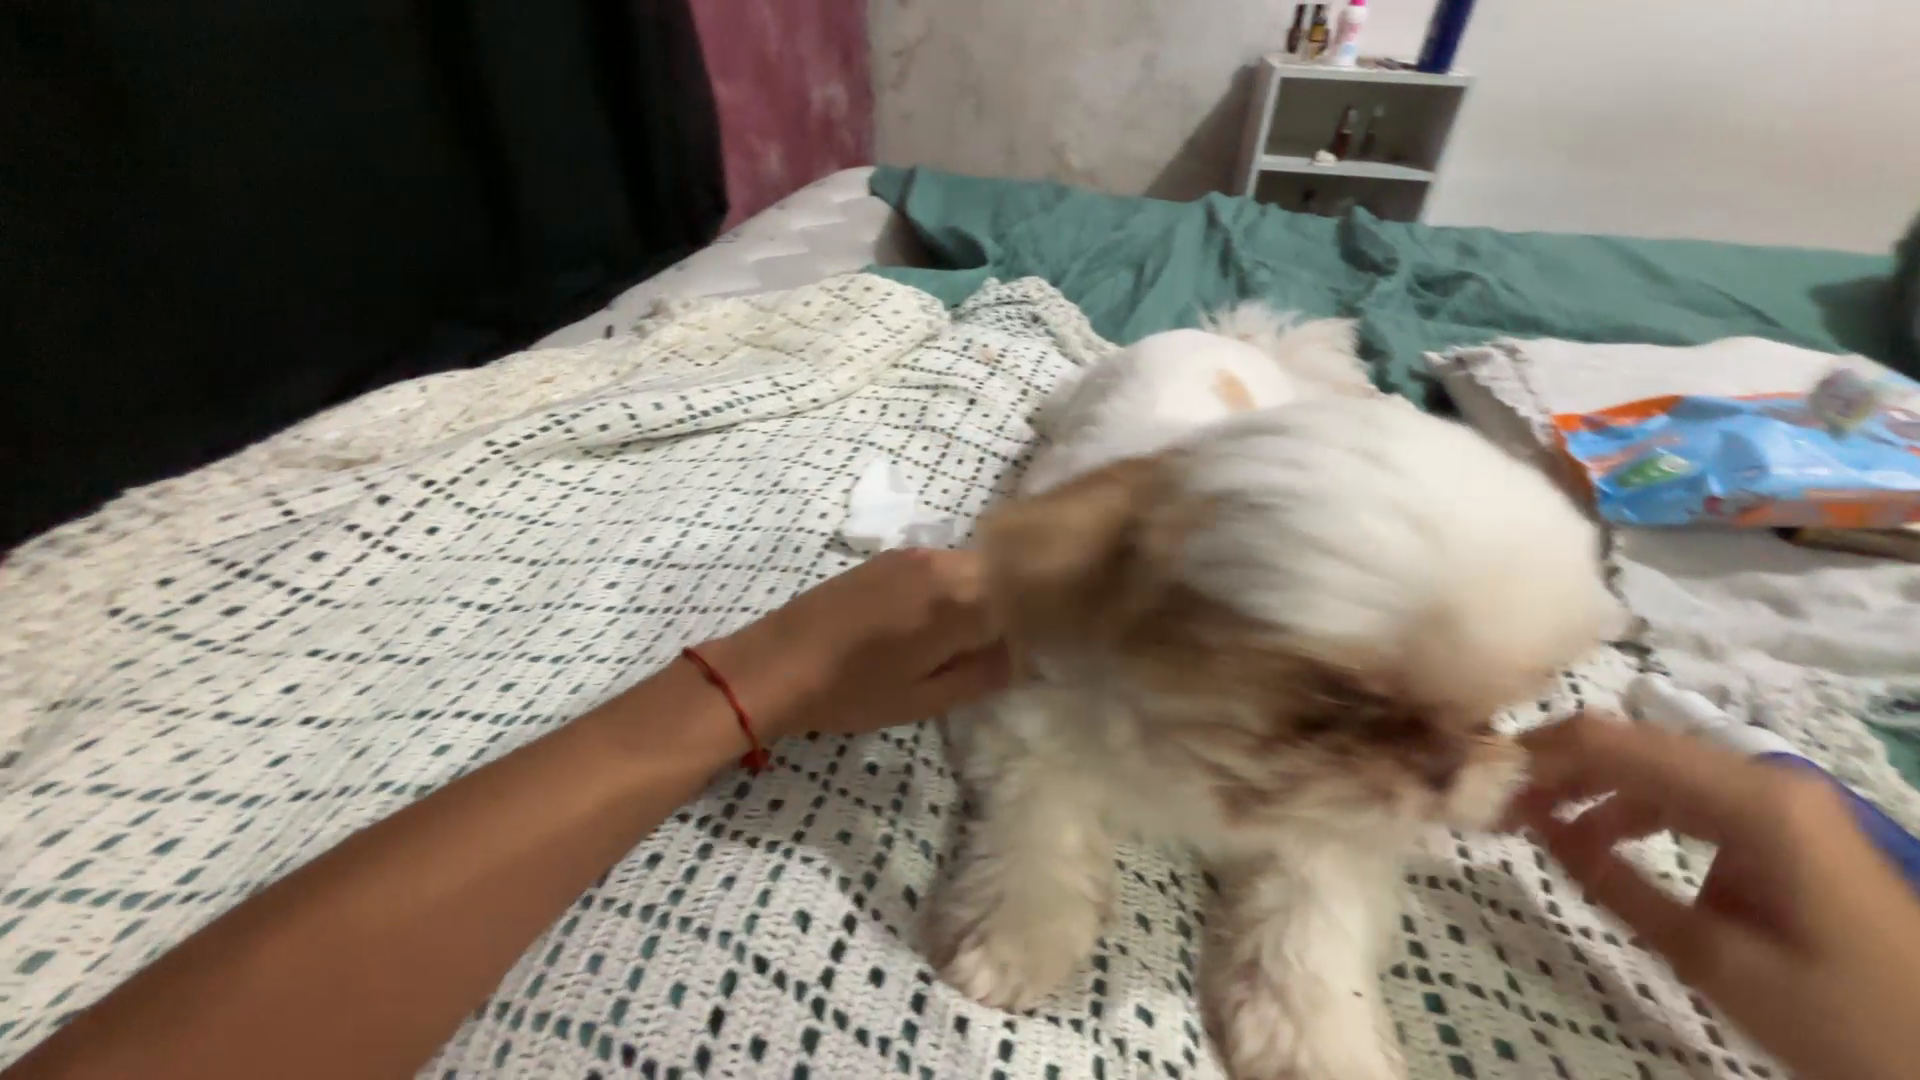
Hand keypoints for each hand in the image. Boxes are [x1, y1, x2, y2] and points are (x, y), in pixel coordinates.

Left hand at [698, 548, 1008, 739]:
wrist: (776, 662)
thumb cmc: (852, 690)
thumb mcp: (924, 698)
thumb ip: (983, 674)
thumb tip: (1021, 658)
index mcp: (960, 600)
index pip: (1025, 605)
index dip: (1029, 633)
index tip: (1019, 659)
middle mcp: (943, 563)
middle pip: (1002, 578)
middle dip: (1008, 610)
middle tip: (990, 652)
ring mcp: (914, 554)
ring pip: (973, 569)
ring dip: (980, 598)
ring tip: (957, 640)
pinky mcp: (890, 556)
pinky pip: (942, 566)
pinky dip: (952, 588)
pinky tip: (927, 622)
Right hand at [1516, 713, 1919, 1079]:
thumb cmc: (1844, 1019)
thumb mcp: (1710, 957)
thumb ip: (1609, 878)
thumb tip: (1527, 818)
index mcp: (1752, 801)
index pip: (1613, 743)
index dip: (1536, 754)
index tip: (1477, 780)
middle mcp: (1764, 780)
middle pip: (1629, 742)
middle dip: (1552, 765)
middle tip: (1491, 798)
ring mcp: (1776, 800)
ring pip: (1650, 763)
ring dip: (1584, 784)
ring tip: (1528, 819)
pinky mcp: (1780, 826)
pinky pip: (1682, 793)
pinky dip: (1626, 806)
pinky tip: (1592, 837)